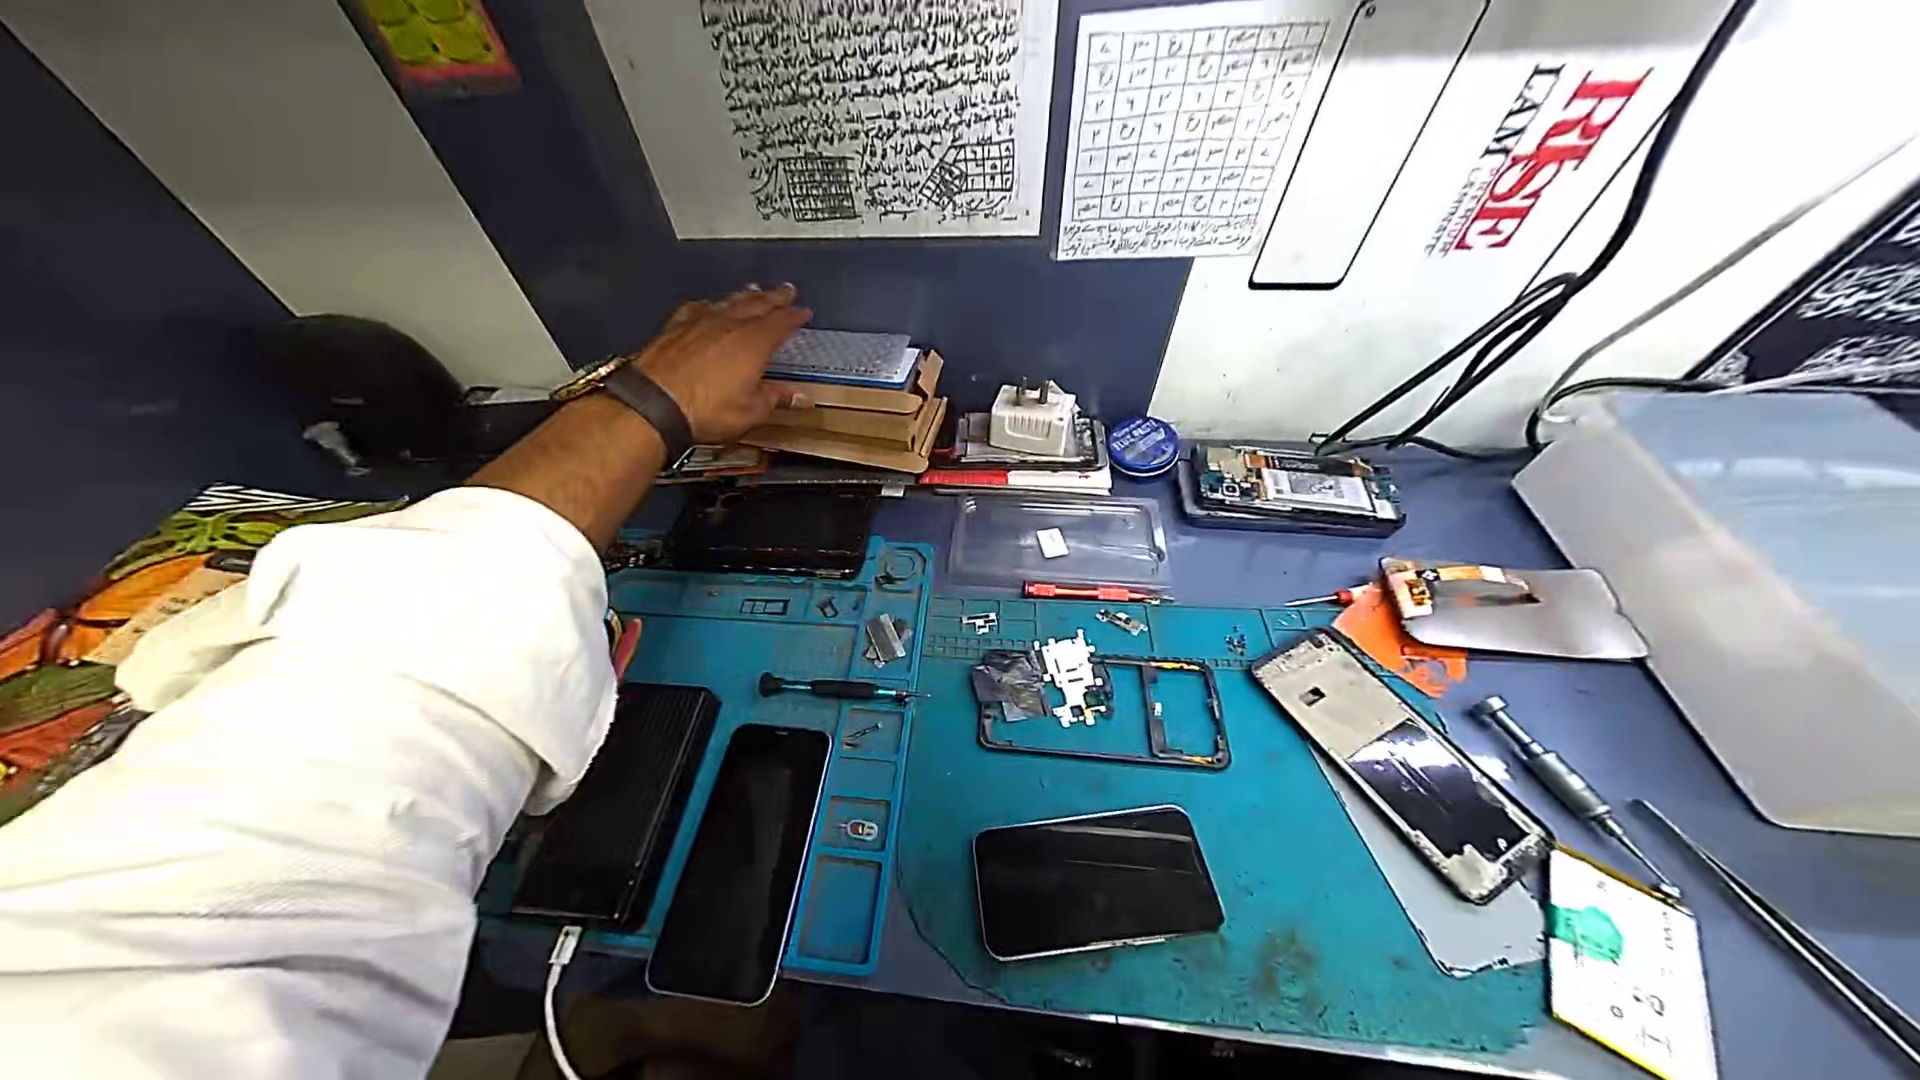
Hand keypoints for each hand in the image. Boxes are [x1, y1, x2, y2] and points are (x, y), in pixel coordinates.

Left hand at [634, 284, 810, 443]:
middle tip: (787, 290)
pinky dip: (710, 304)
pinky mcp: (675, 327)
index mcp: (754, 342)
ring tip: (754, 290)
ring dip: (745, 296)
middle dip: (774, 297)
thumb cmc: (709, 409)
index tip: (804, 311)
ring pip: (728, 302)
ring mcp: (699, 322)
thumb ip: (777, 398)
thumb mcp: (752, 411)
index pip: (781, 323)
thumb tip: (802, 396)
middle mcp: (729, 324)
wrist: (653, 403)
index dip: (794, 316)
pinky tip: (709, 305)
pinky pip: (698, 308)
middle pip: (757, 304)